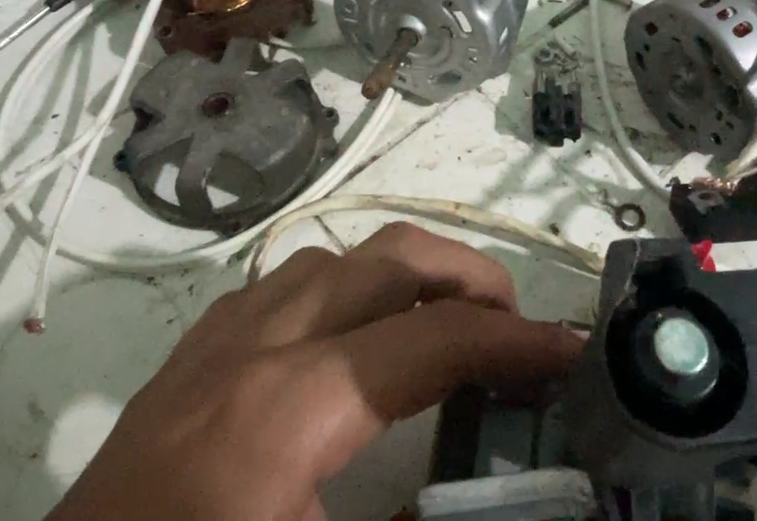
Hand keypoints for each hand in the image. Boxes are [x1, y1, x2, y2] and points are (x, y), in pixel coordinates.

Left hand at [47, 223, 582, 520]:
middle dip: (468, 277)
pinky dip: (342, 289)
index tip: (570, 350)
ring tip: (446, 320)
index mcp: (288, 409)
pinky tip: (353, 336)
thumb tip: (497, 496)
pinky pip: (281, 285)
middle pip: (387, 260)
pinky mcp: (186, 359)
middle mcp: (254, 347)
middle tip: (516, 326)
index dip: (513, 340)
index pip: (431, 339)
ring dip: (403, 275)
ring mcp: (213, 342)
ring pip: (332, 258)